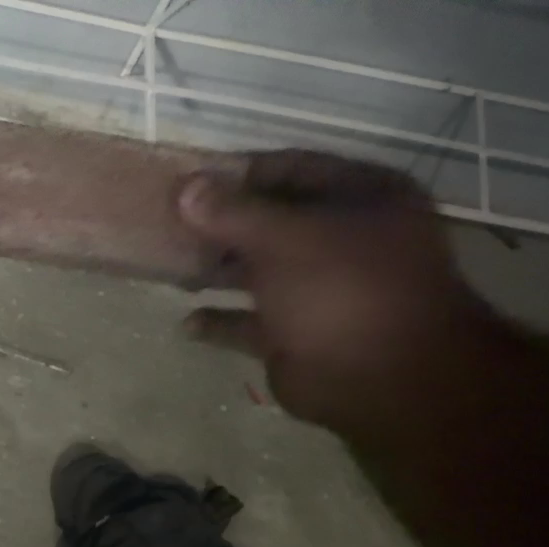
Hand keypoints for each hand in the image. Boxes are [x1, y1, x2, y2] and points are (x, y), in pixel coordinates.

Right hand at [178, 150, 499, 428]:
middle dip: (219, 225)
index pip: (291, 168)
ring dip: (215, 271)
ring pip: (257, 270)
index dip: (238, 174)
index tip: (184, 184)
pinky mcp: (296, 333)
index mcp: (359, 196)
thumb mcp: (284, 238)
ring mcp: (320, 288)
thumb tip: (185, 189)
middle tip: (166, 229)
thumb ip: (232, 213)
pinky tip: (187, 322)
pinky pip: (249, 321)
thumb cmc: (342, 289)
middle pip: (270, 221)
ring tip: (169, 271)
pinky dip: (220, 320)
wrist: (382, 376)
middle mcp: (343, 237)